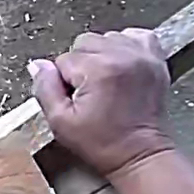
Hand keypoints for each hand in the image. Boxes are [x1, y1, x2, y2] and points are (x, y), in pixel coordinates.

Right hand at [28, 29, 175, 179]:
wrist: (140, 156)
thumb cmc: (104, 144)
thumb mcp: (61, 123)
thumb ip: (45, 89)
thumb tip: (37, 64)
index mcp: (98, 69)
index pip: (64, 60)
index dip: (65, 84)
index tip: (78, 103)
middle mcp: (122, 55)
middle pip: (84, 44)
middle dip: (82, 67)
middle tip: (92, 95)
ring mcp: (142, 55)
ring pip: (106, 39)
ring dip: (102, 57)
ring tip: (108, 85)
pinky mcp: (156, 60)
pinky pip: (135, 36)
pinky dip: (126, 47)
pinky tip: (122, 68)